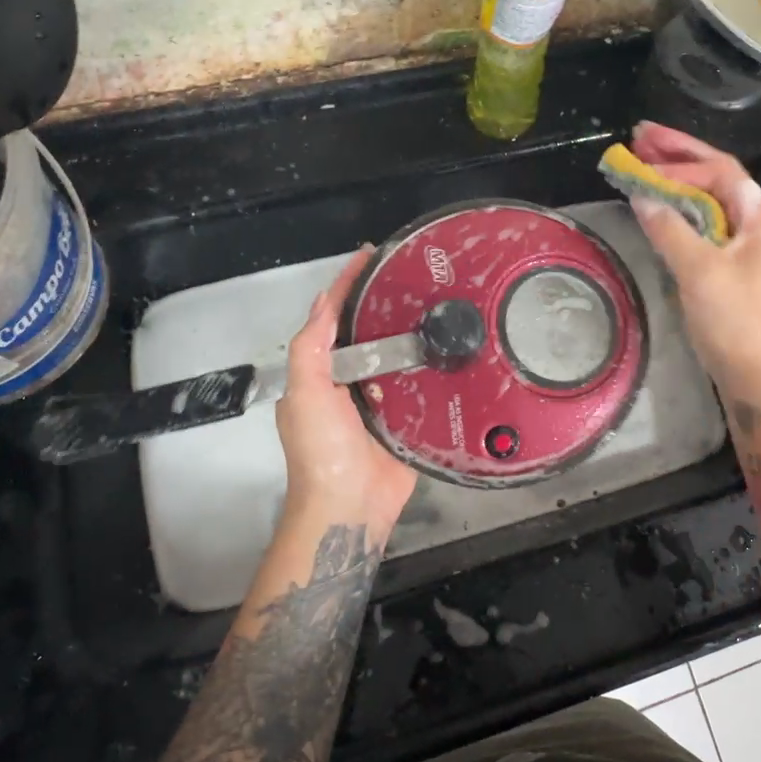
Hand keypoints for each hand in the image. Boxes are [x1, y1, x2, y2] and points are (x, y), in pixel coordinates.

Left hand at [276, 247, 418, 535]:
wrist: (351, 507)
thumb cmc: (322, 449)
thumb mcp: (304, 393)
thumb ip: (311, 347)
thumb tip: (325, 298)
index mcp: (321, 372)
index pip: (334, 317)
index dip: (350, 284)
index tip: (374, 255)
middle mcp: (350, 381)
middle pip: (370, 332)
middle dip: (388, 304)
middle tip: (420, 275)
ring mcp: (381, 401)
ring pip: (399, 356)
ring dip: (415, 333)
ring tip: (444, 301)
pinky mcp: (409, 420)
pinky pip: (422, 387)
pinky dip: (435, 367)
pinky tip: (456, 348)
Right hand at [627, 122, 760, 392]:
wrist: (752, 373)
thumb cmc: (733, 319)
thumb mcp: (699, 270)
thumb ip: (669, 229)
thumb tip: (640, 195)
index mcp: (758, 217)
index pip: (719, 171)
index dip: (680, 160)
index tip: (642, 156)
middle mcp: (753, 223)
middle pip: (714, 178)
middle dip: (677, 157)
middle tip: (639, 137)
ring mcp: (740, 244)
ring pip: (705, 199)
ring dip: (674, 180)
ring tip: (641, 162)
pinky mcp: (726, 265)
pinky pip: (699, 223)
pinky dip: (675, 209)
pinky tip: (654, 205)